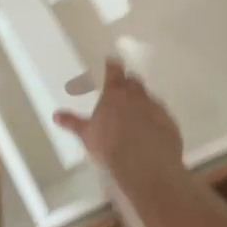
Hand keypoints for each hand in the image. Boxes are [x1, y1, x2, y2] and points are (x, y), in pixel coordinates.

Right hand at [53, 60, 183, 184]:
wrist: (145, 166)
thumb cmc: (110, 146)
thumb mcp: (87, 135)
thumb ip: (73, 123)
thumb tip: (56, 115)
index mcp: (115, 95)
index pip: (114, 72)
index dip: (112, 66)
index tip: (112, 61)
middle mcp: (137, 97)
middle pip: (134, 82)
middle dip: (129, 82)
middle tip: (124, 88)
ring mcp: (156, 109)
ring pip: (150, 98)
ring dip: (143, 101)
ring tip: (137, 112)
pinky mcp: (170, 124)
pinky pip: (162, 116)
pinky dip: (156, 118)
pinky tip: (152, 129)